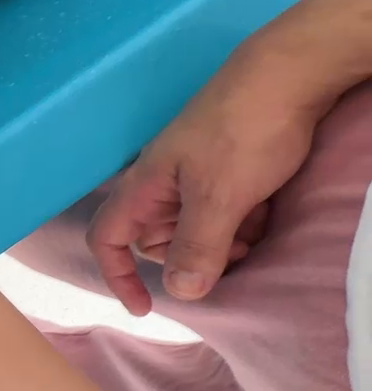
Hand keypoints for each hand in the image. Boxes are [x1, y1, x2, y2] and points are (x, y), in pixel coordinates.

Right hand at [86, 44, 325, 313]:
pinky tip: (266, 208)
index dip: (118, 276)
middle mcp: (157, 188)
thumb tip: (181, 293)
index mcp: (141, 190)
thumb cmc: (240, 134)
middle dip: (194, 255)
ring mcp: (189, 180)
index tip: (145, 309)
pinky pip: (223, 216)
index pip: (108, 240)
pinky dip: (245, 223)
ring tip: (258, 222)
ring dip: (226, 240)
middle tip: (237, 250)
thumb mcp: (222, 197)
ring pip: (196, 231)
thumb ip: (198, 245)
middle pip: (157, 241)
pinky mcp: (220, 174)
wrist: (282, 81)